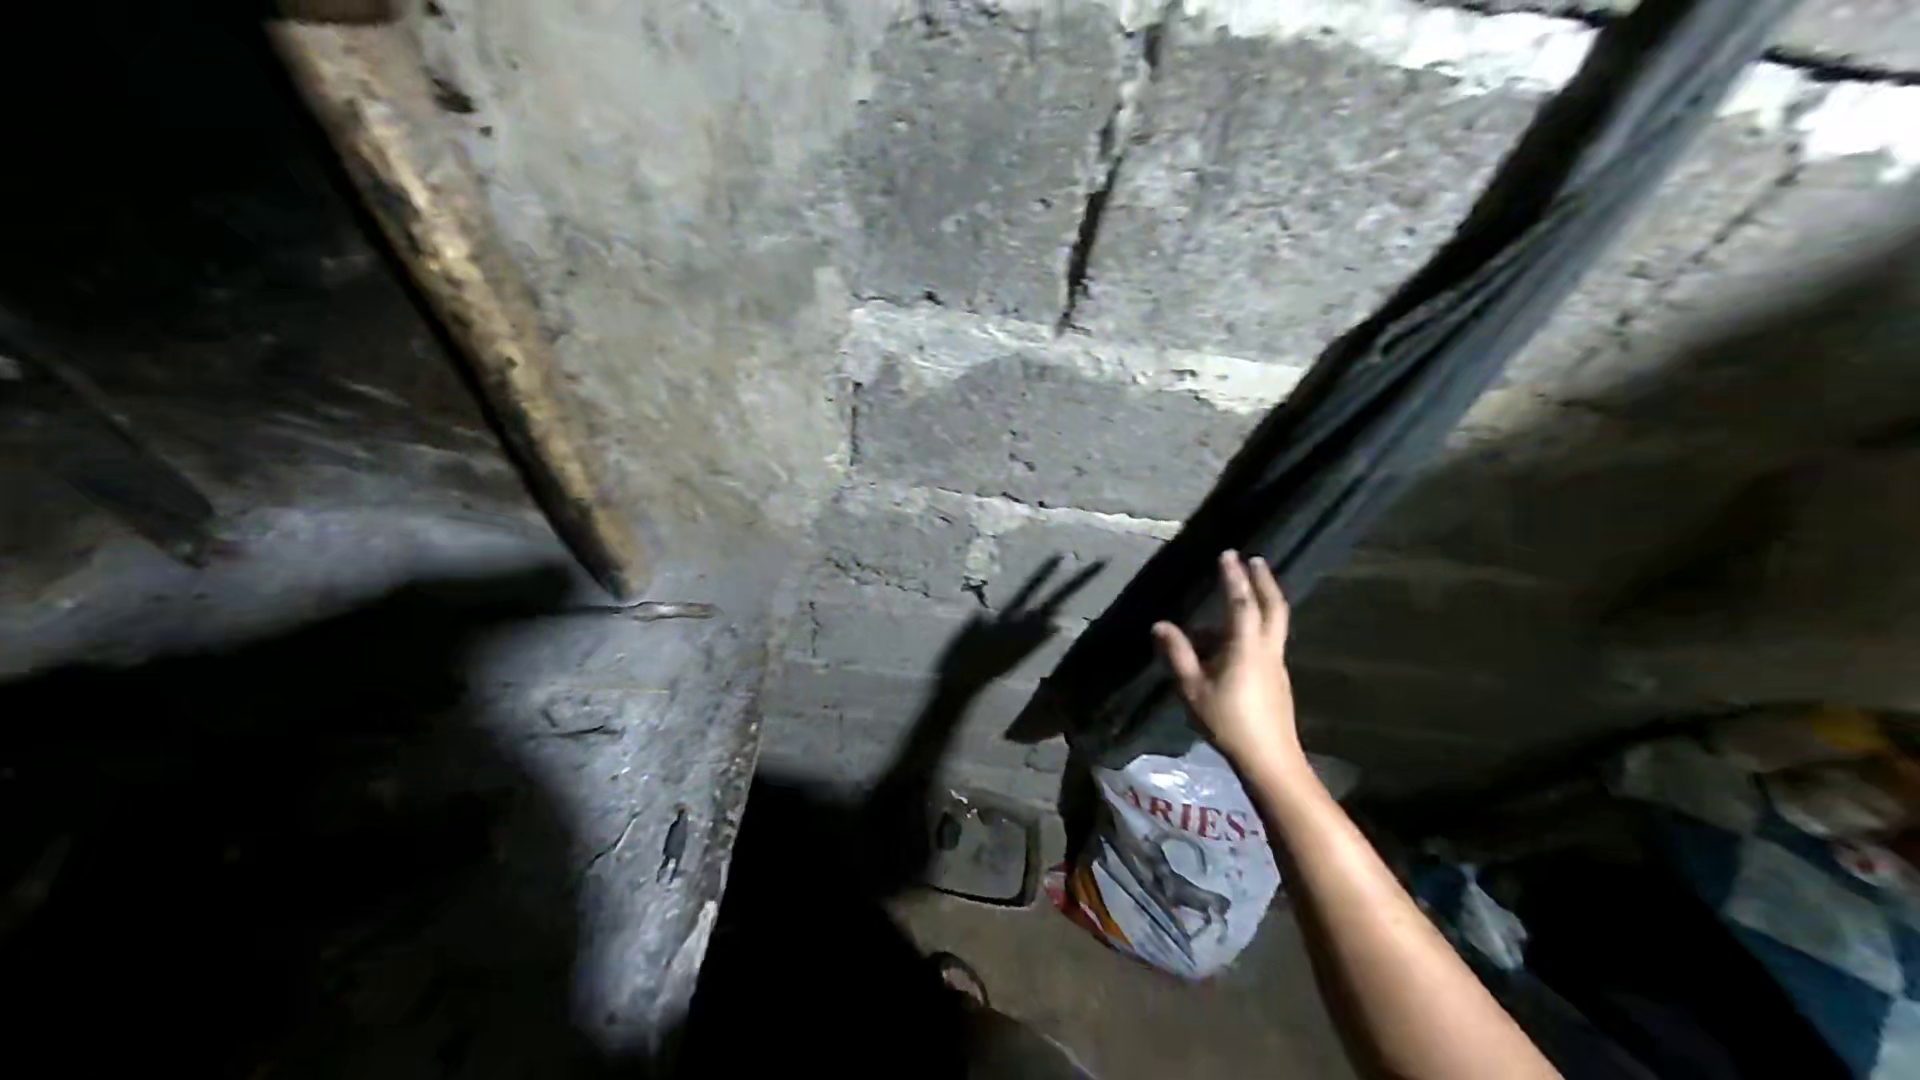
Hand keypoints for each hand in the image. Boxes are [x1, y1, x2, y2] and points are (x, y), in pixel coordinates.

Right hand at [1152, 551, 1304, 774]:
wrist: (1269, 759)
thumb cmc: (1227, 721)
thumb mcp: (1192, 688)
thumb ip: (1177, 653)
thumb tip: (1161, 625)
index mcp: (1246, 646)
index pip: (1240, 602)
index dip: (1233, 576)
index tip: (1228, 554)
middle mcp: (1267, 648)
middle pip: (1272, 606)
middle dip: (1263, 581)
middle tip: (1256, 560)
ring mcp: (1276, 664)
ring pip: (1271, 624)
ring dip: (1258, 604)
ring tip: (1230, 604)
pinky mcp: (1277, 679)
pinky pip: (1266, 642)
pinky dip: (1254, 628)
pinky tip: (1231, 642)